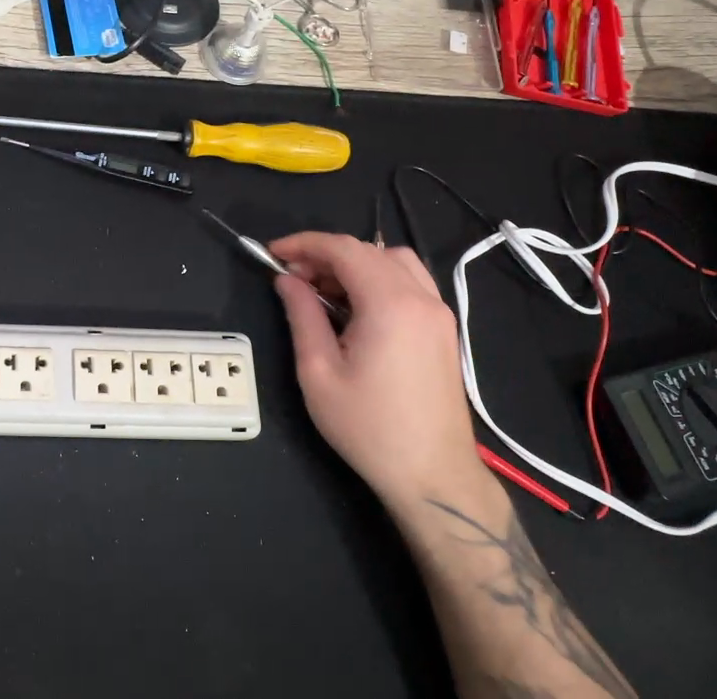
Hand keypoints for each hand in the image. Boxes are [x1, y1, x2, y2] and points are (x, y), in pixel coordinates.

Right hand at [268, 233, 488, 505]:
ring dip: (354, 264)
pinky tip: (355, 308)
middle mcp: (421, 298)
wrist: (433, 474)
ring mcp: (440, 313)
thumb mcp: (318, 372)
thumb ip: (302, 316)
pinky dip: (378, 279)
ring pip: (394, 261)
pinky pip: (410, 283)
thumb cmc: (368, 427)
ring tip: (322, 292)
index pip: (344, 249)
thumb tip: (287, 280)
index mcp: (390, 304)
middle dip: (325, 254)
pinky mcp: (444, 330)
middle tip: (291, 279)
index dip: (304, 243)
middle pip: (369, 250)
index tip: (272, 254)